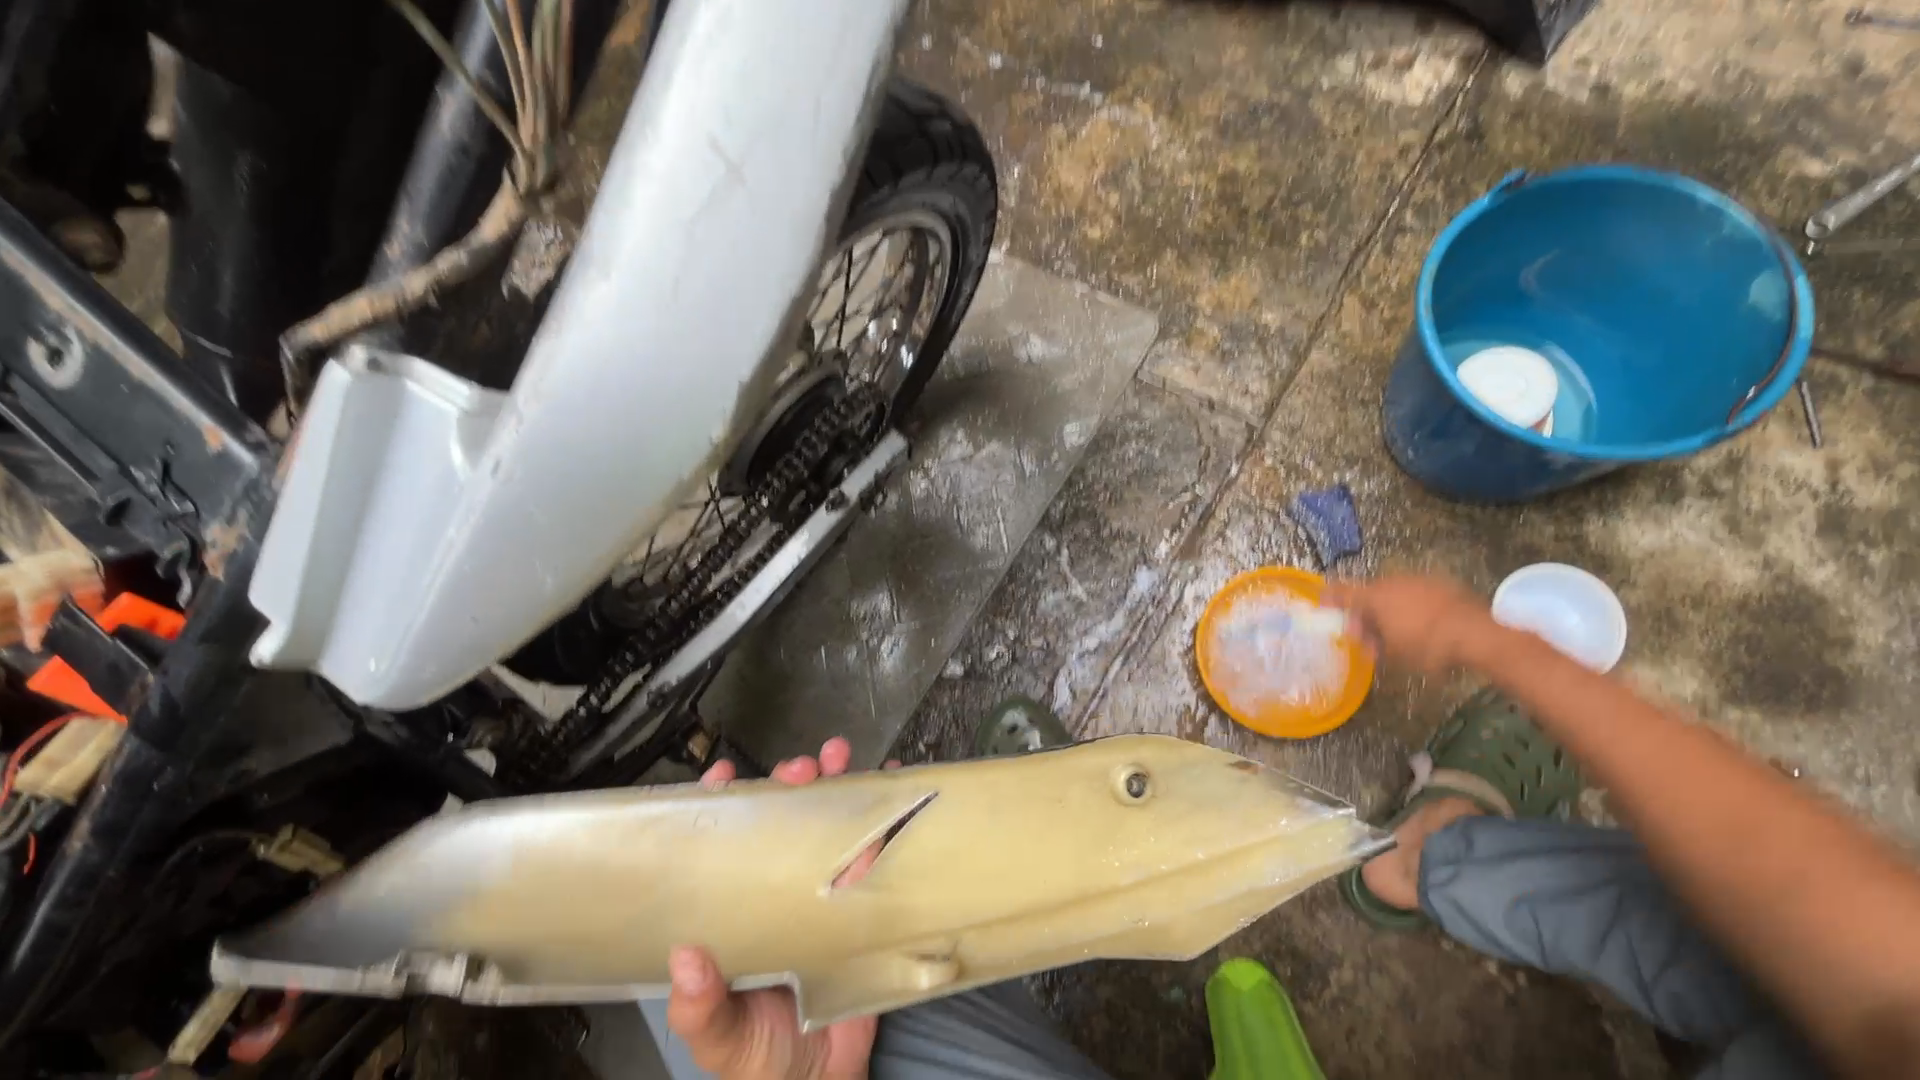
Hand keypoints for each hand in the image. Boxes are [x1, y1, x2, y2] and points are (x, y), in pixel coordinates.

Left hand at [666, 737, 896, 1079]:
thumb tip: (686, 957)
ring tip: (840, 761)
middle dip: (790, 780)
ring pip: (831, 820)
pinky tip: (896, 782)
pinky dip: (889, 809)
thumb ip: (701, 1009)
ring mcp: (828, 890)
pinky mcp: (869, 900)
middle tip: (803, 771)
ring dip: (837, 780)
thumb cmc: (765, 1059)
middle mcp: (781, 887)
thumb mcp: (723, 1040)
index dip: (721, 804)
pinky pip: (882, 847)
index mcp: (739, 909)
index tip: (723, 776)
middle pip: (784, 817)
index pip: (723, 843)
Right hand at [1323, 574, 1493, 674]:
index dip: (1328, 597)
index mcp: (1374, 597)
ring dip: (1389, 609)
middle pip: (1368, 594)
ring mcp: (1418, 579)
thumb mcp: (1393, 653)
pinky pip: (1415, 593)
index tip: (1321, 605)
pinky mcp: (1441, 583)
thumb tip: (1359, 634)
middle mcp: (1392, 581)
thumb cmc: (1427, 647)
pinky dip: (1411, 605)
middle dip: (1365, 612)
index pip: (1341, 591)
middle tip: (1367, 636)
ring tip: (1396, 631)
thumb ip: (1370, 640)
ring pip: (1393, 592)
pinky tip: (1421, 623)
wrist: (1478, 634)